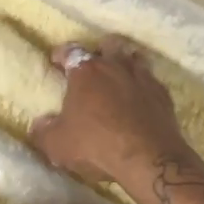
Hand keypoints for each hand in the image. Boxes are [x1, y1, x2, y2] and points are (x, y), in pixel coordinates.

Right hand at [29, 35, 196, 190]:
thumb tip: (40, 124)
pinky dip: (143, 85)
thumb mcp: (57, 145)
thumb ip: (44, 131)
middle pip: (108, 44)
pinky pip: (151, 80)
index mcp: (86, 72)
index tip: (57, 60)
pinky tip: (140, 97)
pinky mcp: (163, 94)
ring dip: (125, 62)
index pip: (71, 51)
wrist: (149, 159)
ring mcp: (142, 78)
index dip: (62, 54)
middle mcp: (115, 66)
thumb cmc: (96, 145)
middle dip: (99, 49)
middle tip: (93, 63)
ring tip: (119, 75)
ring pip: (134, 57)